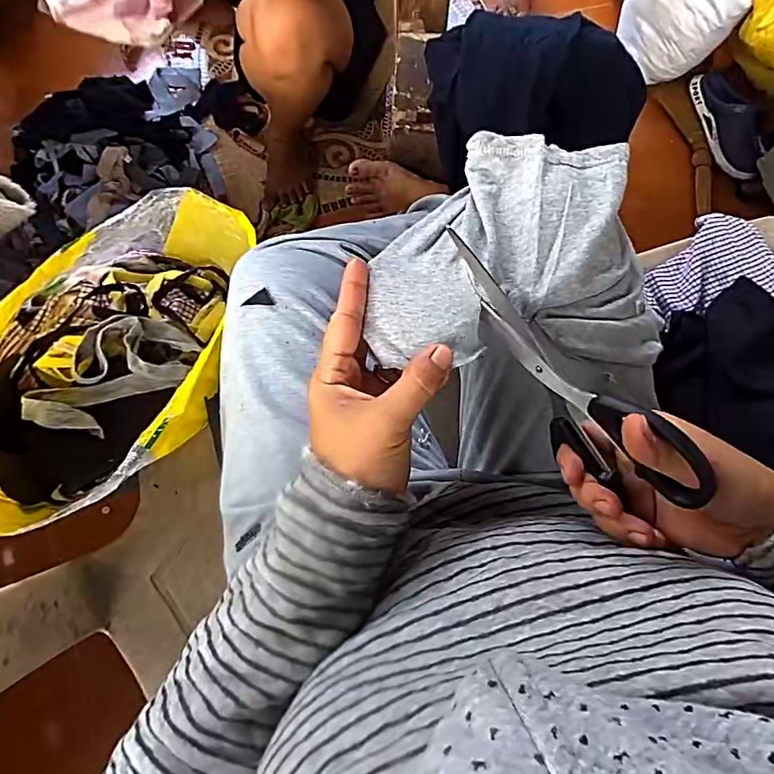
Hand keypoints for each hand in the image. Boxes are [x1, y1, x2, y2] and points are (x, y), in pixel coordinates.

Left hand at [309, 259, 453, 494]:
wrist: (357, 509)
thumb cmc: (356, 465)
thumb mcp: (387, 419)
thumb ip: (417, 383)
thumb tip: (442, 350)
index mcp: (330, 379)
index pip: (343, 326)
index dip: (352, 294)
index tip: (358, 265)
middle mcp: (343, 382)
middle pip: (361, 336)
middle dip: (376, 310)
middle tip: (392, 282)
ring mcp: (362, 396)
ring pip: (382, 357)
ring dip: (398, 338)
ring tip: (416, 311)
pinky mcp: (381, 410)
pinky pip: (397, 377)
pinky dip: (412, 364)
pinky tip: (428, 354)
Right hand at [558, 412, 773, 558]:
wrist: (763, 528)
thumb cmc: (740, 484)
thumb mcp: (701, 467)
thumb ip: (661, 451)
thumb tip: (631, 424)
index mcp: (649, 437)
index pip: (597, 435)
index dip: (577, 451)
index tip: (576, 470)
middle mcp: (637, 462)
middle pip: (590, 474)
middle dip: (593, 495)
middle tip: (613, 509)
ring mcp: (640, 492)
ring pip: (602, 505)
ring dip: (614, 522)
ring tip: (644, 532)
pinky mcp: (646, 519)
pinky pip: (620, 528)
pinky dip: (630, 538)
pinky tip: (655, 540)